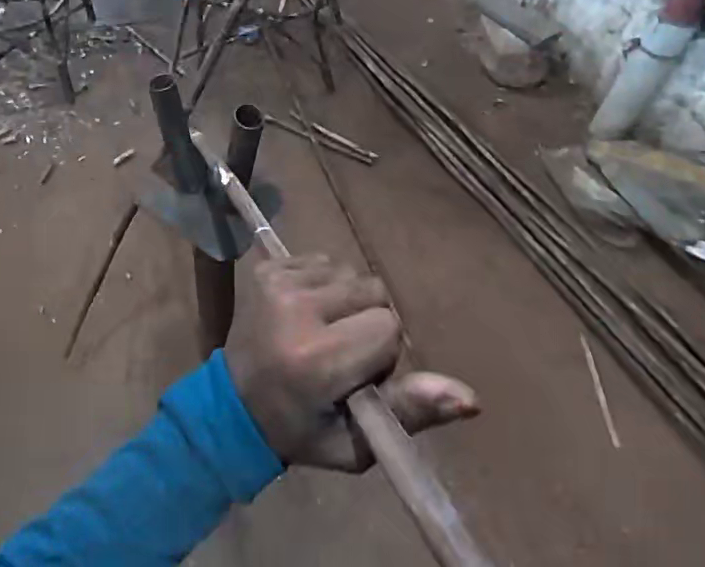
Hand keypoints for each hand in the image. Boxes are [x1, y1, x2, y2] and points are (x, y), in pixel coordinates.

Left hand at [224, 254, 477, 470]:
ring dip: (348, 301)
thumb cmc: (300, 429)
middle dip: (370, 321)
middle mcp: (294, 308)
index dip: (384, 353)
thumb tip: (470, 398)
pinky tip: (307, 312)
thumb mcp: (356, 442)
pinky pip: (321, 261)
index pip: (388, 327)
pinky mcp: (266, 267)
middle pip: (372, 291)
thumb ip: (410, 412)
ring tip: (323, 331)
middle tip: (342, 352)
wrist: (233, 401)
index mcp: (316, 356)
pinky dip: (324, 284)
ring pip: (348, 272)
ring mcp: (276, 281)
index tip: (360, 374)